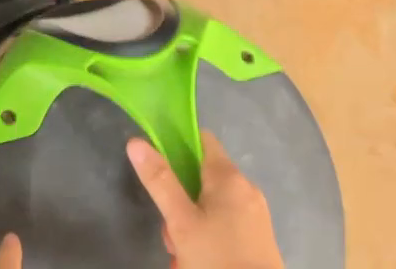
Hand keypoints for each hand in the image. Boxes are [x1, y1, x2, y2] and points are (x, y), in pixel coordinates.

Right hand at [127, 132, 283, 268]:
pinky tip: (200, 260)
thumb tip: (136, 141)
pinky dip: (210, 235)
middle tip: (171, 228)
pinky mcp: (260, 239)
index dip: (178, 146)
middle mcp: (246, 189)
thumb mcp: (182, 223)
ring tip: (182, 252)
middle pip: (203, 178)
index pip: (202, 140)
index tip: (161, 169)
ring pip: (212, 205)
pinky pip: (227, 225)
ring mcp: (256, 215)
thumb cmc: (218, 259)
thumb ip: (160, 181)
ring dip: (192, 222)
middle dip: (181, 199)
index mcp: (229, 177)